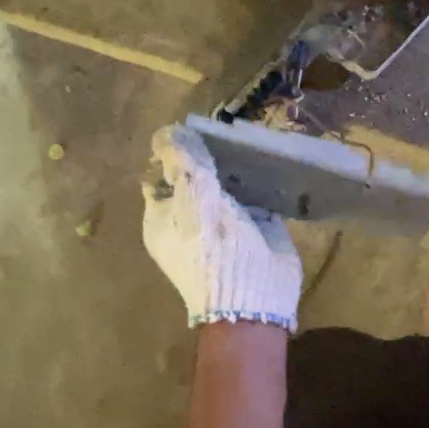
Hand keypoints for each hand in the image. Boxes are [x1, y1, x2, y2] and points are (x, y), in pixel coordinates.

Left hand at [143, 126, 303, 331]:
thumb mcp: (191, 196)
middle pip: (196, 173)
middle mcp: (189, 217)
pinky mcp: (254, 225)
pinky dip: (258, 177)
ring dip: (236, 163)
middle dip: (210, 154)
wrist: (252, 297)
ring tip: (249, 140)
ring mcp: (222, 222)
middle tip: (227, 133)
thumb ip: (181, 160)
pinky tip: (267, 159)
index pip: (161, 173)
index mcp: (162, 216)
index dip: (175, 151)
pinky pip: (253, 191)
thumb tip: (166, 130)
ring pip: (226, 180)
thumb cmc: (210, 247)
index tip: (197, 133)